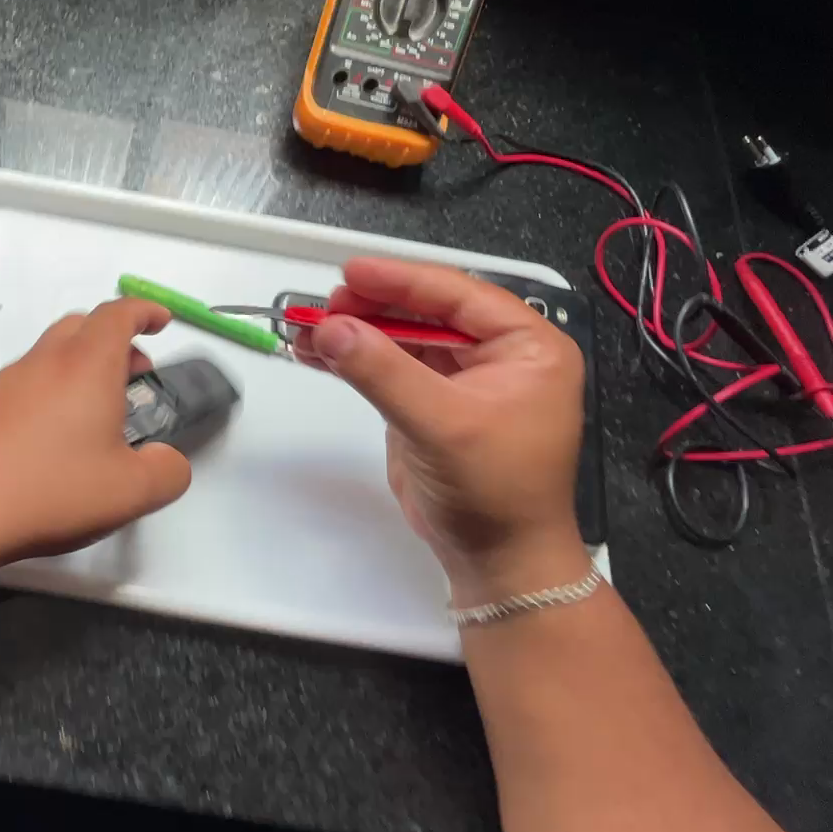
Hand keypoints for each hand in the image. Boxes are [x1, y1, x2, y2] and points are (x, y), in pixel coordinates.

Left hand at [0, 298, 193, 564]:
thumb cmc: (50, 490)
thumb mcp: (130, 492)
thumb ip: (167, 471)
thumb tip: (166, 459)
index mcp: (86, 366)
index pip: (118, 314)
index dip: (145, 311)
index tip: (162, 321)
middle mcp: (46, 360)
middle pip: (84, 325)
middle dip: (115, 339)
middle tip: (134, 374)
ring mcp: (9, 379)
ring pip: (53, 350)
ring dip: (83, 364)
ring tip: (97, 411)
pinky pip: (29, 377)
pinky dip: (54, 386)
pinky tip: (55, 433)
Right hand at [295, 259, 588, 604]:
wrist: (495, 559)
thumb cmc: (494, 492)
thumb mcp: (441, 424)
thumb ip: (383, 371)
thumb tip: (328, 328)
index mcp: (526, 347)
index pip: (458, 295)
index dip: (401, 280)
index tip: (349, 272)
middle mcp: (495, 355)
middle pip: (424, 312)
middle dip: (371, 309)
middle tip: (323, 308)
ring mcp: (458, 380)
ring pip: (399, 338)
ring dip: (353, 334)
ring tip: (307, 329)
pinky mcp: (427, 404)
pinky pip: (386, 368)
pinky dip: (351, 360)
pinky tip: (316, 354)